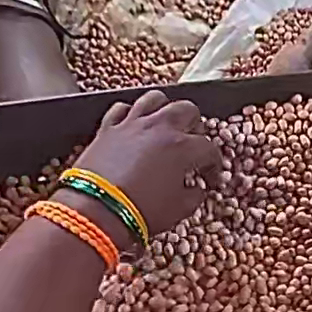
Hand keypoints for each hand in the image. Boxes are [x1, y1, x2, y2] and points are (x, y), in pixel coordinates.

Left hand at [64, 90, 220, 249]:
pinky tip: (134, 125)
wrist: (97, 211)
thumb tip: (197, 189)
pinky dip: (131, 114)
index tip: (211, 178)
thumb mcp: (179, 210)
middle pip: (187, 110)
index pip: (208, 149)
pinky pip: (122, 109)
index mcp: (182, 147)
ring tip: (167, 125)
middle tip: (193, 145)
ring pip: (155, 99)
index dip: (214, 165)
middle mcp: (159, 127)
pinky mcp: (108, 128)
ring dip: (166, 109)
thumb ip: (194, 196)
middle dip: (195, 127)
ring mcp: (132, 124)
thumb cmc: (141, 212)